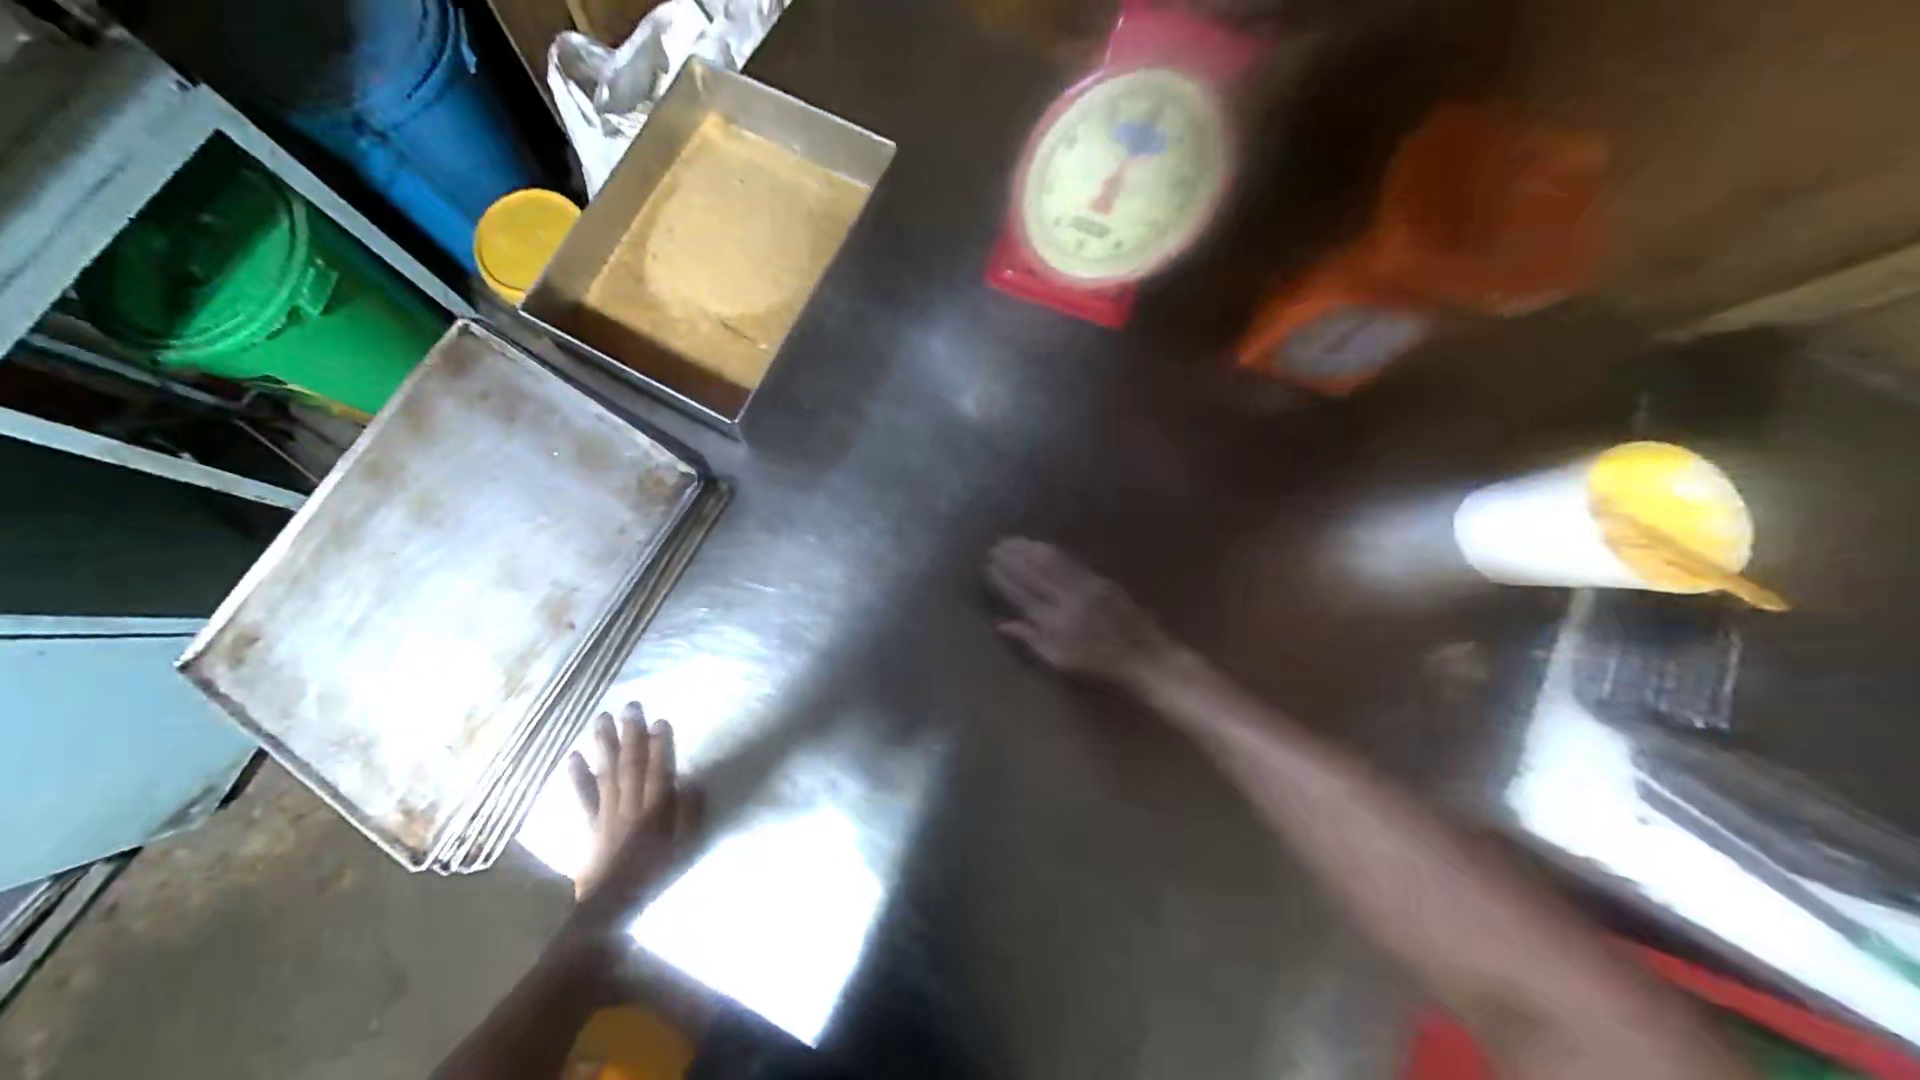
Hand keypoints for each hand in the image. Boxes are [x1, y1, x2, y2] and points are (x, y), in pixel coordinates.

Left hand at [566, 703, 699, 921]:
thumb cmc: (657, 876)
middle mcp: (630, 805)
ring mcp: (607, 813)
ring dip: (605, 744)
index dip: (661, 744)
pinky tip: (573, 756)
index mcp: (656, 810)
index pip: (659, 769)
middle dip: (631, 733)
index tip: (660, 720)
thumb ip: (689, 815)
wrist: (613, 910)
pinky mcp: (590, 825)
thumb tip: (691, 782)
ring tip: (602, 718)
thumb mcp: (686, 848)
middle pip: (631, 763)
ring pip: (607, 772)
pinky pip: (583, 798)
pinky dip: (577, 777)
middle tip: (630, 705)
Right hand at [986, 538, 1178, 685]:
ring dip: (1028, 549)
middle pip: (1033, 573)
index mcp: (1055, 624)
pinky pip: (1070, 562)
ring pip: (1051, 563)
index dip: (1003, 579)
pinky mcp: (1100, 581)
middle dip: (1012, 558)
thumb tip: (1000, 625)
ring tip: (1011, 540)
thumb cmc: (1099, 665)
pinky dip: (1051, 551)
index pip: (1021, 595)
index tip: (988, 566)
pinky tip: (1040, 544)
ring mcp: (1085, 588)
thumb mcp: (1060, 661)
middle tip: (995, 546)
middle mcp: (1067, 601)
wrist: (1145, 657)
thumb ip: (1030, 640)